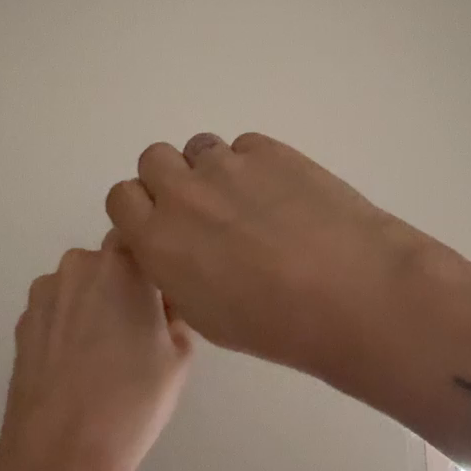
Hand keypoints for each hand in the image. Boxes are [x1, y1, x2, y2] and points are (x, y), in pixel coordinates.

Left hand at [0, 234, 193, 470]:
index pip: (140, 235)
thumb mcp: (180, 355)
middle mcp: (78, 266)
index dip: (152, 260)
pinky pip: (56, 312)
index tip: (163, 292)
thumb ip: (176, 315)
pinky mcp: (21, 323)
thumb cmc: (133, 398)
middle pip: (108, 261)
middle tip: (140, 330)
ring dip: (92, 305)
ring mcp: (44, 294)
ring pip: (78, 287)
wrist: (62, 448)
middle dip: (123, 284)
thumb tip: (163, 306)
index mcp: (123, 264)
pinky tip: (77, 368)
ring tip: (104, 356)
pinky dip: (68, 328)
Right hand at [105, 132, 470, 470]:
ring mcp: (226, 165)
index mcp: (156, 239)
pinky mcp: (269, 149)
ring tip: (251, 202)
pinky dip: (254, 165)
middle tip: (205, 210)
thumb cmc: (275, 324)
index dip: (141, 209)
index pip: (120, 198)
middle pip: (153, 160)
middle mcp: (181, 193)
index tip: (162, 224)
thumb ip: (176, 269)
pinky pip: (244, 146)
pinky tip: (284, 195)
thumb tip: (180, 249)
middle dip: (171, 180)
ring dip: (213, 170)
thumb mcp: (205, 313)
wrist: (350, 293)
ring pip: (200, 148)